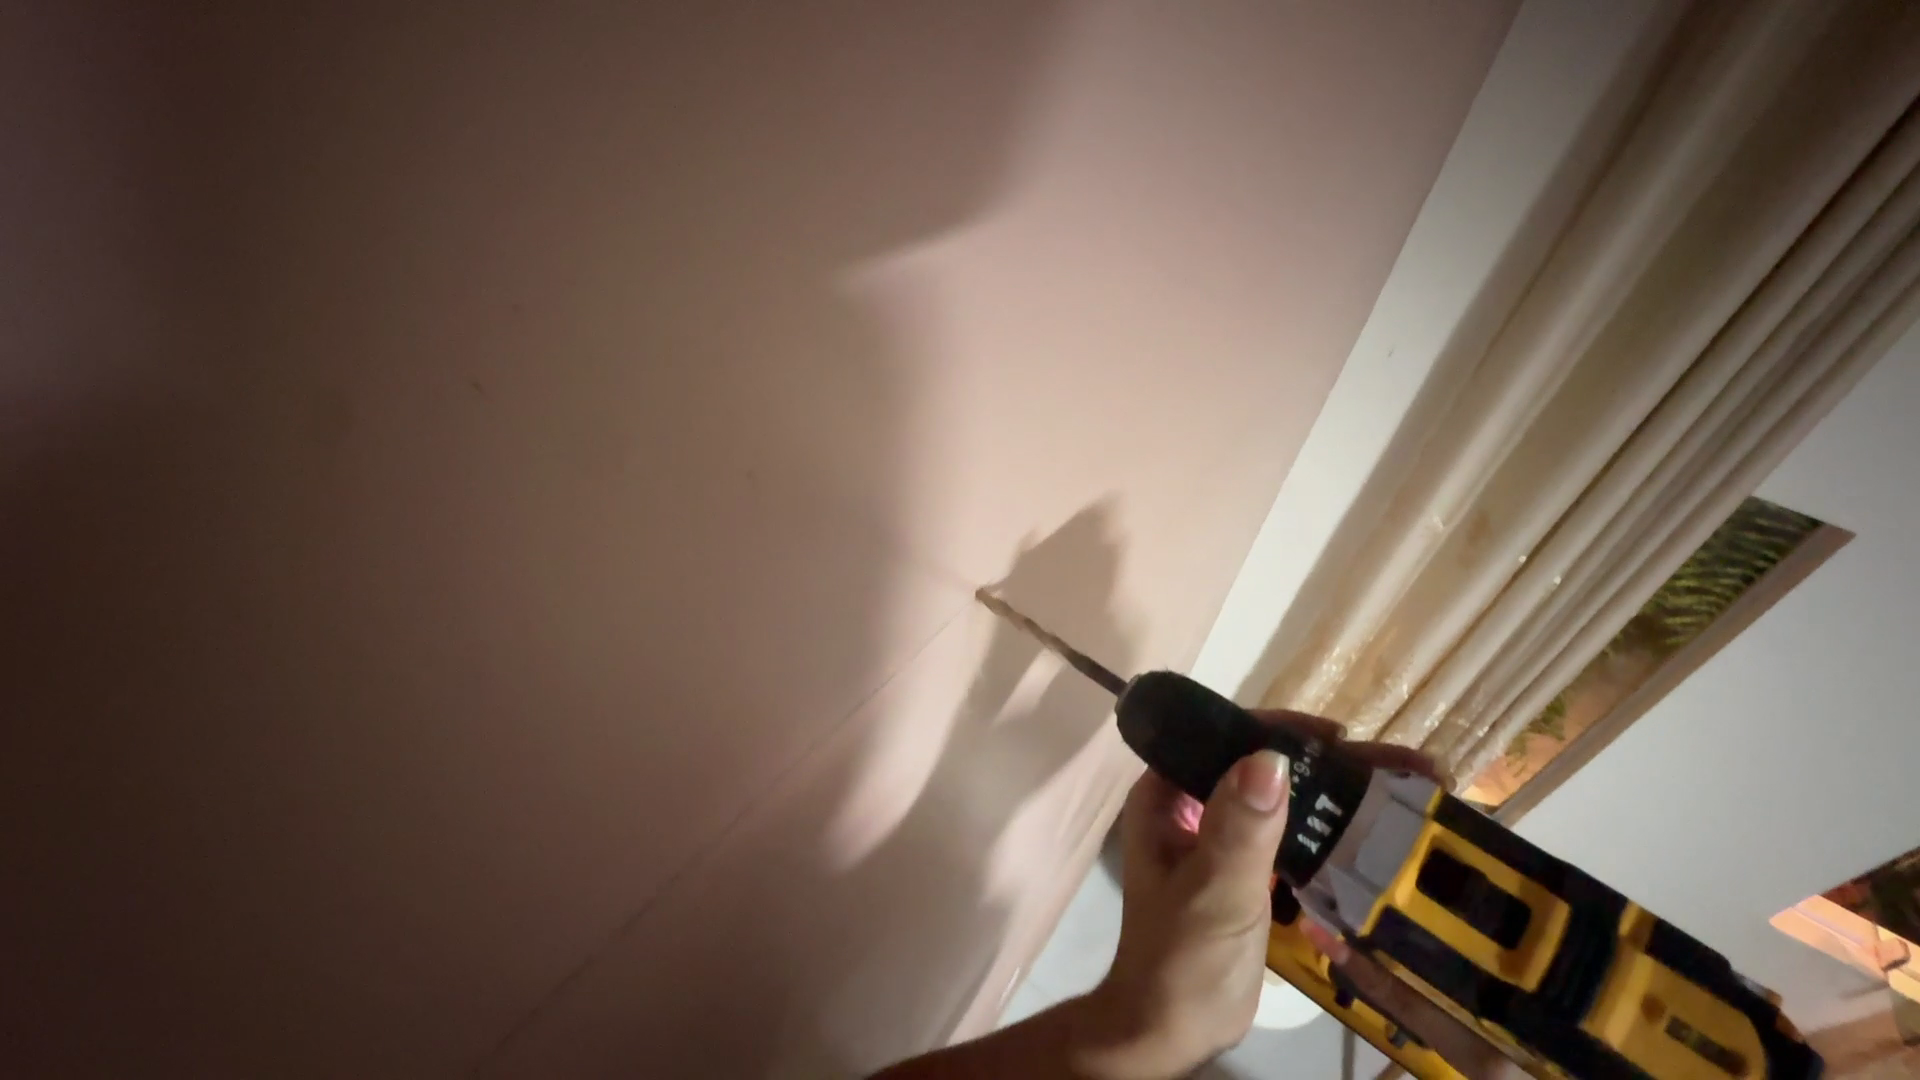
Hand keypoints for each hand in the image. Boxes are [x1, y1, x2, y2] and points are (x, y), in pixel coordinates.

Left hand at [1086, 711, 1438, 1078]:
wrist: (1175, 1029)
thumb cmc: (1183, 956)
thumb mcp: (1214, 889)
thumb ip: (1240, 826)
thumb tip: (1271, 756)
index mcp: (1167, 796)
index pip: (1222, 739)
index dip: (1280, 729)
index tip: (1339, 737)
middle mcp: (1194, 805)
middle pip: (1263, 765)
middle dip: (1329, 760)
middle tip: (1403, 762)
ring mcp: (1223, 837)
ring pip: (1285, 797)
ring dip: (1340, 789)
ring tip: (1413, 785)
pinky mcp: (1250, 869)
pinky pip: (1295, 834)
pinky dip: (1334, 828)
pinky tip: (1382, 828)